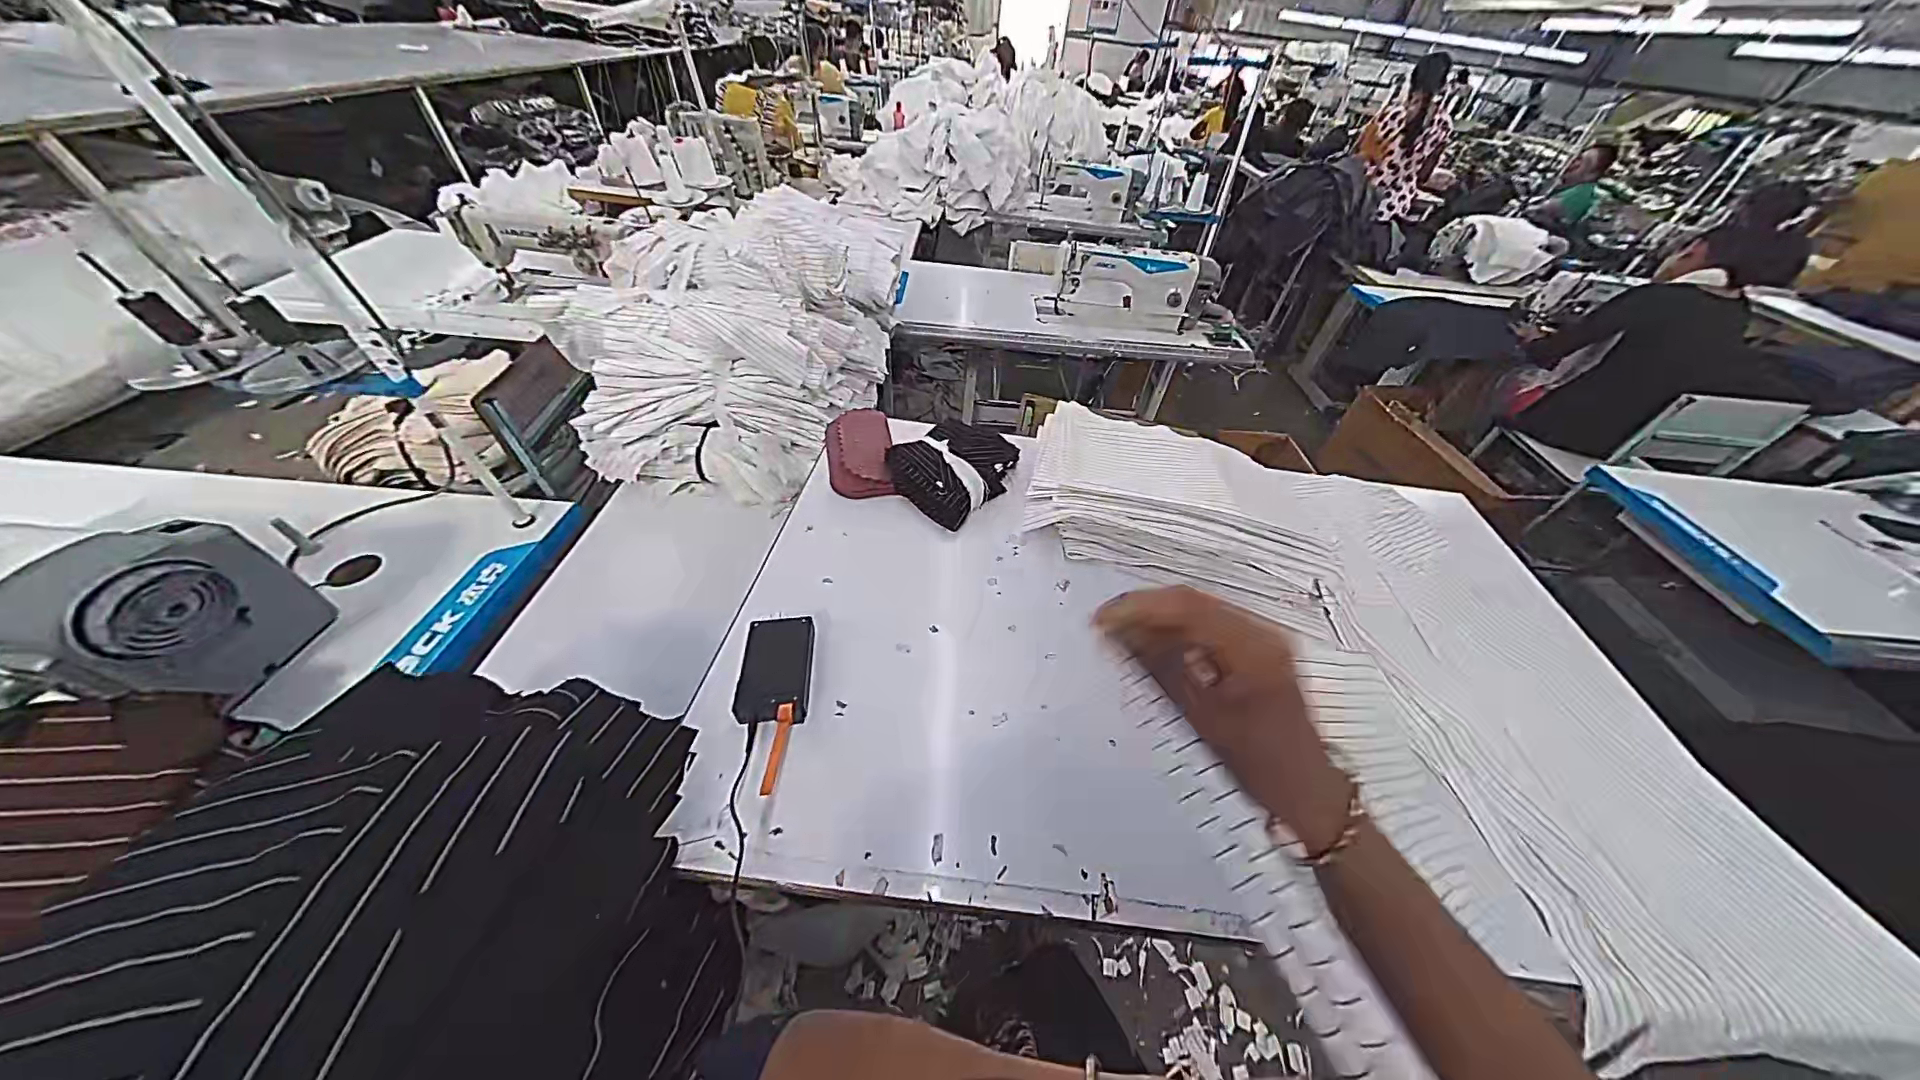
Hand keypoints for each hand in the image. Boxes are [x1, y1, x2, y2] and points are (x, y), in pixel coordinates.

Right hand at [1096, 586, 1352, 851]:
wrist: (1309, 795)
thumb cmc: (1263, 768)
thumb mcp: (1202, 721)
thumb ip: (1161, 671)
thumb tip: (1120, 637)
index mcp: (1255, 647)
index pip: (1186, 608)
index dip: (1138, 608)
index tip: (1101, 621)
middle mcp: (1262, 633)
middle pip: (1190, 604)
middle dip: (1143, 611)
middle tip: (1103, 627)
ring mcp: (1261, 640)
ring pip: (1195, 613)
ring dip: (1155, 622)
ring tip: (1118, 637)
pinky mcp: (1254, 650)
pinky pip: (1204, 628)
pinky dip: (1172, 635)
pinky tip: (1149, 649)